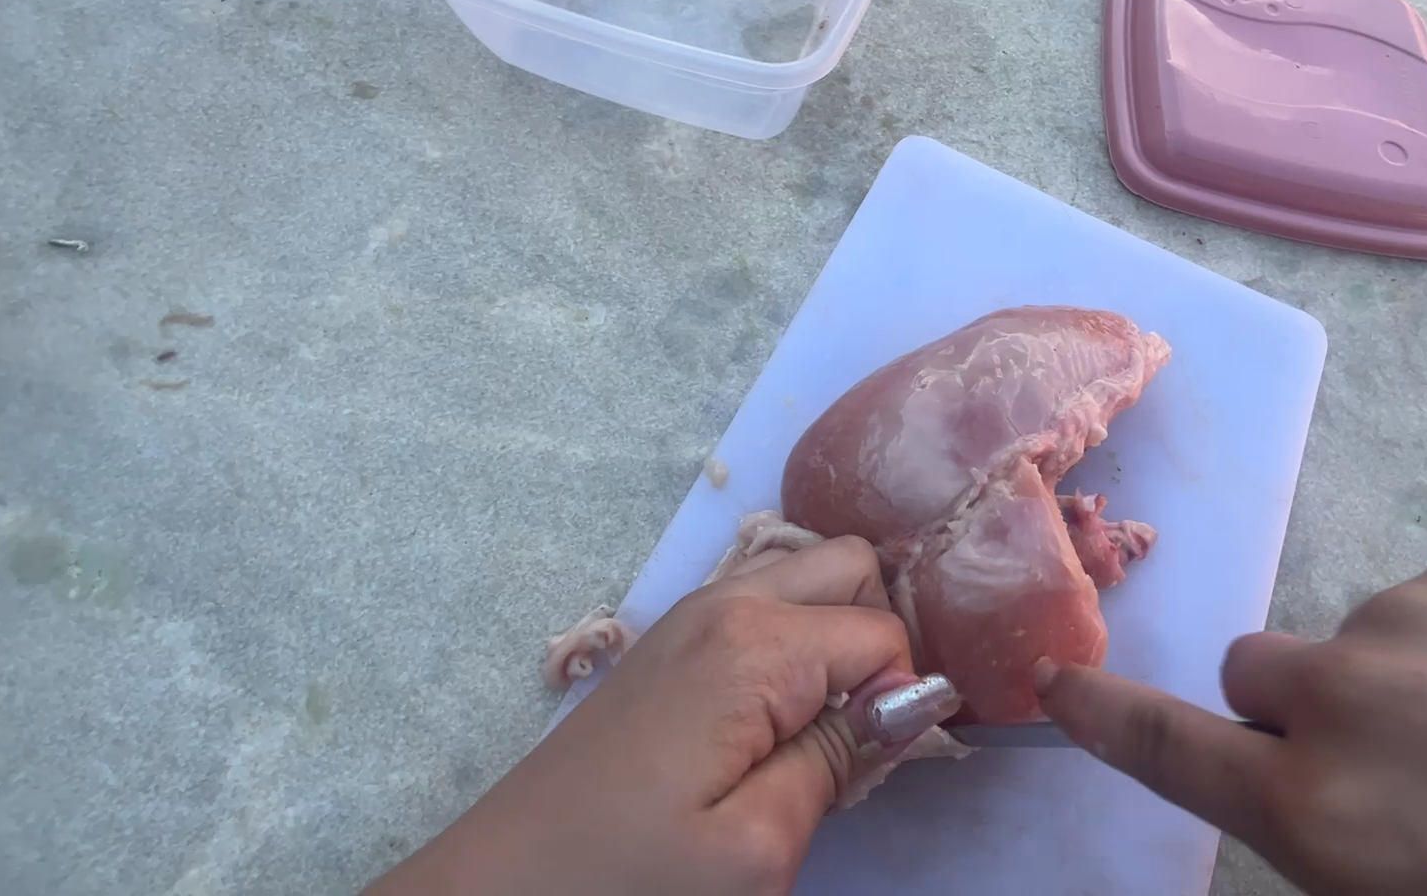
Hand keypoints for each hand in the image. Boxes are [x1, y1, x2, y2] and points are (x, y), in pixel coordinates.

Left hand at [366, 536, 925, 895]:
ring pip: (811, 568)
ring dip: (837, 624)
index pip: (879, 631)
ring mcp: (699, 604)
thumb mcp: (757, 846)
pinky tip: (778, 698)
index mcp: (756, 642)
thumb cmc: (632, 874)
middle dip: (877, 630)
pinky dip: (798, 627)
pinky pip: (769, 592)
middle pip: (851, 563)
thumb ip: (846, 753)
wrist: (507, 880)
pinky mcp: (680, 626)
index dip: (899, 689)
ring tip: (821, 710)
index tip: (877, 750)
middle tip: (857, 718)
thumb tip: (918, 693)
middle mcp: (731, 596)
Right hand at [1039, 536, 1426, 895]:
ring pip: (1362, 637)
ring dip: (1414, 678)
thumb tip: (1305, 788)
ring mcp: (1416, 611)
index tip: (1056, 680)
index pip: (1172, 747)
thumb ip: (1342, 846)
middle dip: (1300, 708)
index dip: (1104, 712)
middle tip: (1416, 760)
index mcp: (1333, 818)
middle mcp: (1347, 700)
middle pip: (1254, 673)